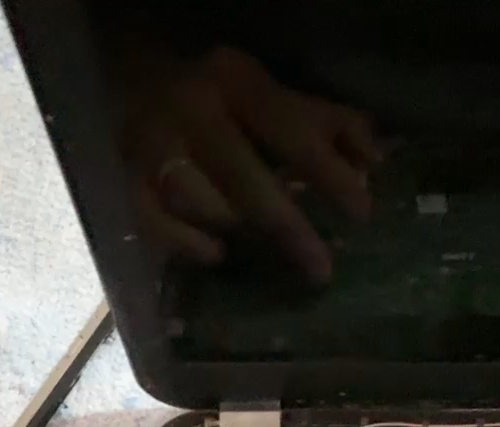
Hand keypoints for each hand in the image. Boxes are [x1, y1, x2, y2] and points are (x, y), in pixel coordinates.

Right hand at [126, 47, 380, 283]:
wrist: (128, 84)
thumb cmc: (217, 103)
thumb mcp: (268, 98)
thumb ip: (323, 124)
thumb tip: (374, 160)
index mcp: (236, 83)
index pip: (290, 130)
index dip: (327, 173)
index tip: (362, 214)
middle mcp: (193, 110)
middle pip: (245, 178)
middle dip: (288, 228)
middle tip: (321, 271)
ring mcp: (153, 147)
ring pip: (198, 203)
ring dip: (234, 229)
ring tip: (257, 248)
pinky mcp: (125, 181)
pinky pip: (156, 224)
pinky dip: (187, 244)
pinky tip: (214, 254)